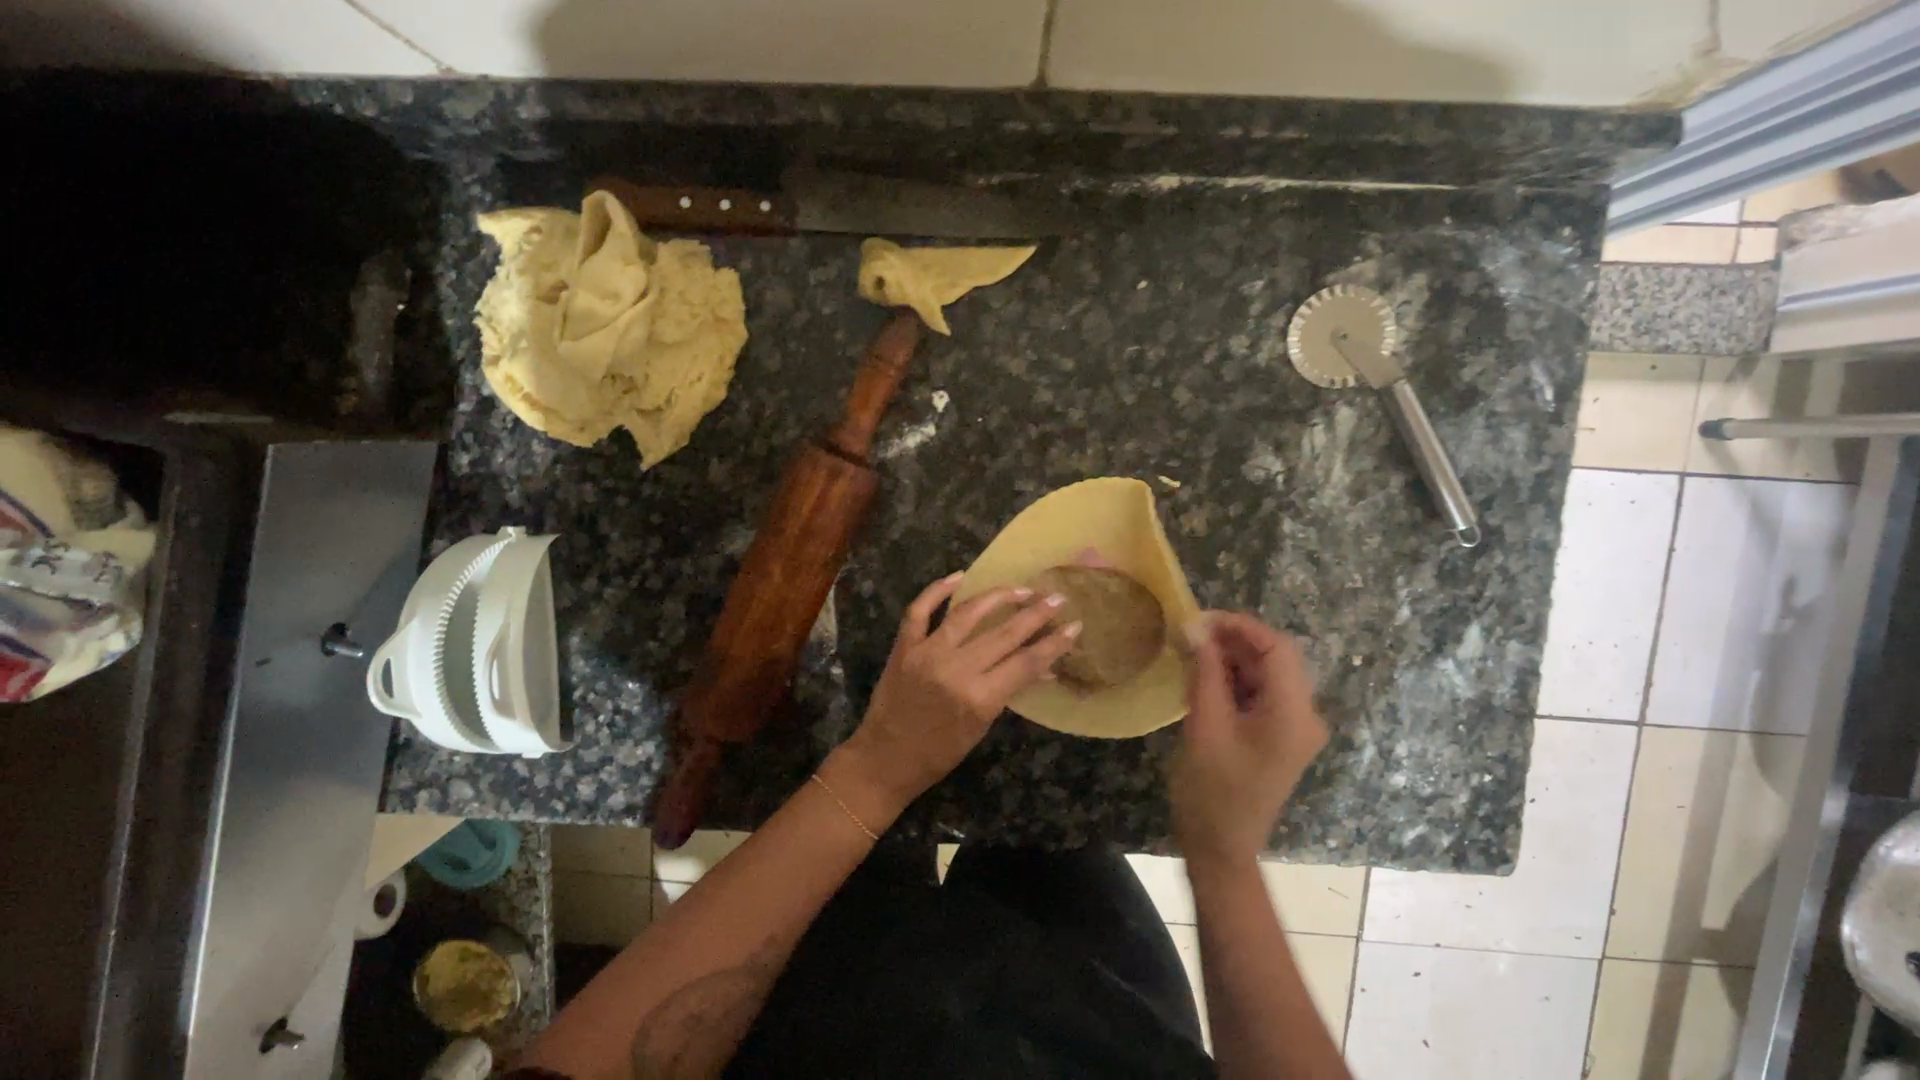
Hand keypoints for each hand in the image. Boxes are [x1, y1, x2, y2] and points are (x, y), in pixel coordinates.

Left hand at [832, 572, 1080, 810]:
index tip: (1075, 625)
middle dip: (1035, 614)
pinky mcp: (903, 647)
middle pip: (1004, 634)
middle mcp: (955, 669)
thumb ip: (1009, 692)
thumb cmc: (939, 753)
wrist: (884, 759)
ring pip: (967, 613)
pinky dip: (938, 590)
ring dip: (997, 597)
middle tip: (1056, 598)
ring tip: (1020, 589)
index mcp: (979, 698)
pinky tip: (960, 576)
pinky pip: (919, 610)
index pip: (1026, 662)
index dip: (1054, 643)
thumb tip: (1043, 669)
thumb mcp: (981, 727)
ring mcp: (926, 654)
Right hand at [1171, 612, 1326, 869]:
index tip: (1200, 618)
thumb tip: (1194, 626)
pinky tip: (1203, 676)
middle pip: (1275, 659)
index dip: (1241, 626)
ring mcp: (1294, 728)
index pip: (1278, 649)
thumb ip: (1205, 671)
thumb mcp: (1205, 724)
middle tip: (1190, 632)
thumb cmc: (1212, 790)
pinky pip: (1261, 694)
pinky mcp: (1278, 737)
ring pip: (1266, 675)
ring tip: (1191, 651)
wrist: (1220, 847)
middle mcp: (1304, 716)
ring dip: (1232, 659)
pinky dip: (1234, 680)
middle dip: (1234, 640)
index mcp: (1294, 714)